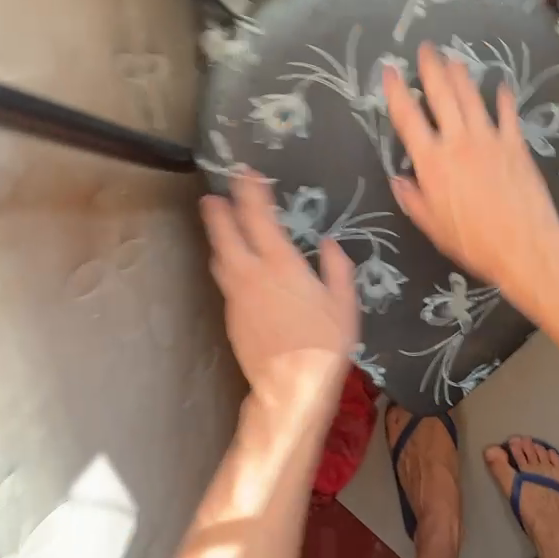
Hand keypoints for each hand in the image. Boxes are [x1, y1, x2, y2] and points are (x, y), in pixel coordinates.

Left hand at [201, 169, 358, 396]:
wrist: (291, 384)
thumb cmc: (325, 342)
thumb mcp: (344, 302)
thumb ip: (336, 268)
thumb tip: (329, 244)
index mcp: (282, 264)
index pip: (259, 216)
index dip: (250, 191)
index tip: (246, 173)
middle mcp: (252, 274)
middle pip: (226, 232)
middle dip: (219, 210)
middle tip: (214, 195)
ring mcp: (237, 296)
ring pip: (220, 258)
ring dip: (218, 237)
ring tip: (218, 224)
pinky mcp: (231, 316)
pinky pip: (226, 281)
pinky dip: (226, 265)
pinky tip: (234, 267)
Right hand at [381, 42, 558, 290]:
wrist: (523, 244)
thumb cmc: (473, 242)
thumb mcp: (433, 227)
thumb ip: (414, 200)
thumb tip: (399, 180)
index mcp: (432, 162)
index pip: (407, 118)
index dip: (396, 91)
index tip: (390, 70)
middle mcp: (458, 142)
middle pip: (441, 96)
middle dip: (431, 69)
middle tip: (426, 48)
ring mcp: (490, 139)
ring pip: (472, 98)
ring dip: (461, 76)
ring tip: (454, 59)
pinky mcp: (516, 145)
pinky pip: (507, 115)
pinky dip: (503, 100)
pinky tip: (502, 87)